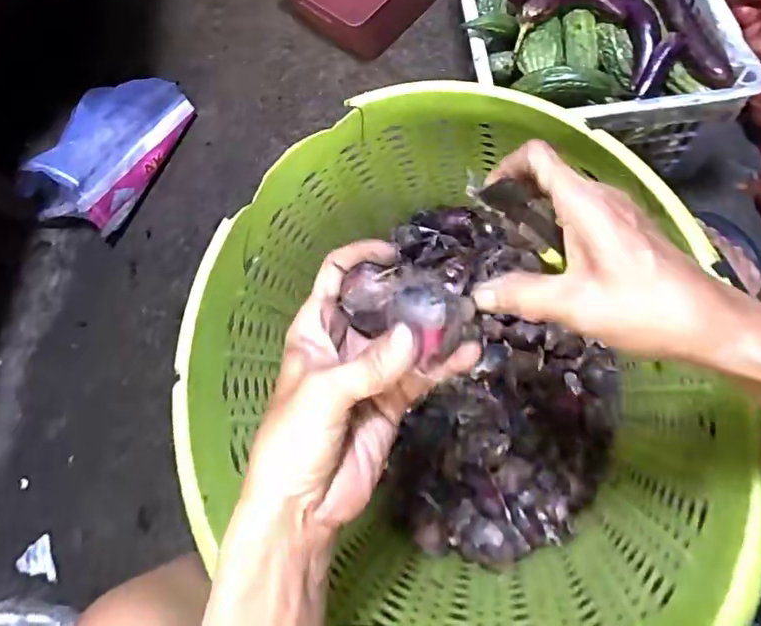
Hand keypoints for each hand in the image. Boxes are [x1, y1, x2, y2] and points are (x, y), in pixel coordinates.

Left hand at [235, 239, 479, 542]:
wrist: (300, 508)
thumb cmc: (293, 439)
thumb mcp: (323, 394)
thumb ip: (369, 365)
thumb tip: (415, 335)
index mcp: (315, 328)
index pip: (336, 276)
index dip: (360, 257)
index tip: (394, 252)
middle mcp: (344, 342)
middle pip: (378, 304)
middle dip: (407, 293)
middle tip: (443, 284)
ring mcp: (370, 371)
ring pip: (405, 340)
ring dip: (433, 330)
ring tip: (465, 316)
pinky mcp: (391, 400)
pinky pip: (419, 375)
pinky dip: (442, 366)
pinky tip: (467, 355)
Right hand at [471, 140, 757, 363]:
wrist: (717, 326)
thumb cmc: (646, 309)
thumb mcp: (577, 307)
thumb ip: (523, 296)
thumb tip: (479, 294)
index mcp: (585, 201)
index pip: (537, 155)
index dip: (506, 165)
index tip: (489, 197)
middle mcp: (601, 195)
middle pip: (548, 171)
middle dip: (516, 190)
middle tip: (495, 225)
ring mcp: (619, 209)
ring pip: (566, 191)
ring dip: (537, 206)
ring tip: (519, 243)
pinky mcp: (630, 226)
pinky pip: (584, 208)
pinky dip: (559, 220)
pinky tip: (558, 259)